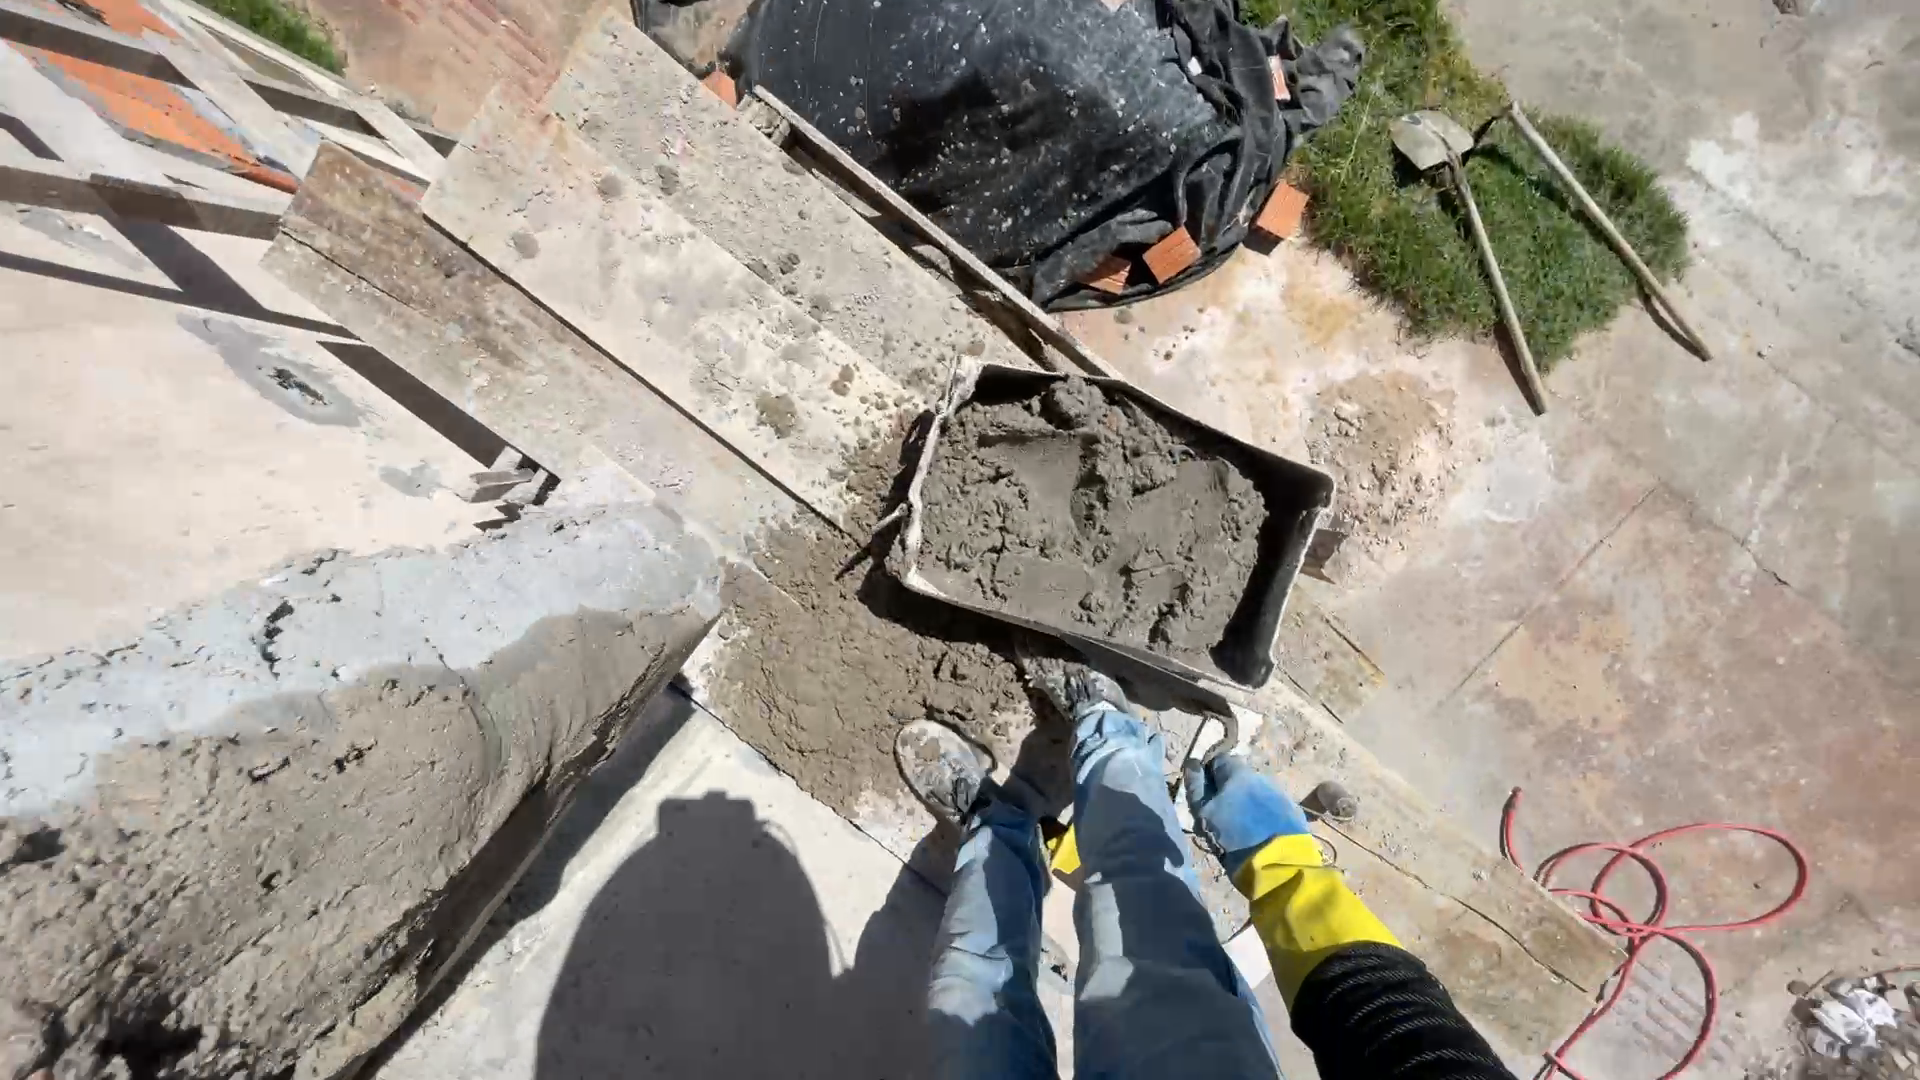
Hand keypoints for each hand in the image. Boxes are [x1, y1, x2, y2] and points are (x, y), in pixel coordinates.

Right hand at [1184, 753, 1311, 877]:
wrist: (1278, 866)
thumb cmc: (1234, 838)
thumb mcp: (1204, 813)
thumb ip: (1195, 785)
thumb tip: (1192, 763)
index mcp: (1238, 773)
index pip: (1218, 760)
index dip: (1208, 775)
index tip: (1206, 795)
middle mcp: (1261, 776)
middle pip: (1238, 776)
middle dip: (1228, 789)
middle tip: (1221, 813)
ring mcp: (1279, 793)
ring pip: (1255, 791)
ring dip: (1246, 801)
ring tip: (1242, 825)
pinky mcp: (1293, 811)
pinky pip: (1270, 805)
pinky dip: (1262, 813)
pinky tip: (1259, 831)